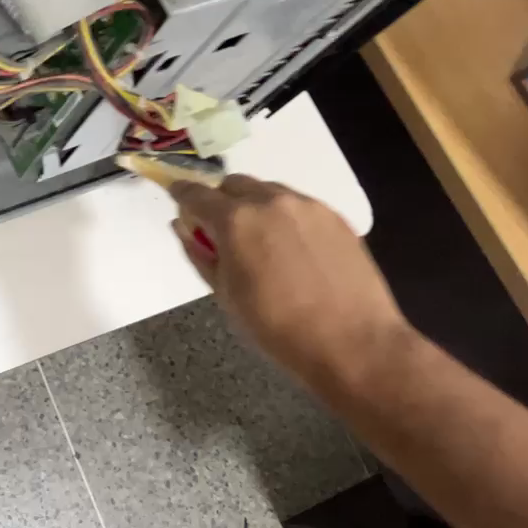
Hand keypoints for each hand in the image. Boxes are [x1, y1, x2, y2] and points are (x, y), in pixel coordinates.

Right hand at [169, 174, 416, 390]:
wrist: (352, 343)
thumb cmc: (275, 326)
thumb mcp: (223, 294)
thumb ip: (199, 253)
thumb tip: (183, 227)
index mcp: (235, 220)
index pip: (195, 193)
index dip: (181, 195)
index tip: (176, 198)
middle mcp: (270, 201)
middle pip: (233, 184)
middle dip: (221, 200)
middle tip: (221, 232)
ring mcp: (307, 206)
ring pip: (268, 191)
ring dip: (254, 206)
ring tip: (260, 242)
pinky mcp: (335, 217)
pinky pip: (298, 205)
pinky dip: (284, 217)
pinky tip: (291, 250)